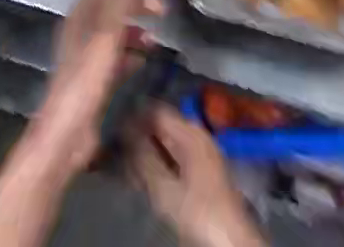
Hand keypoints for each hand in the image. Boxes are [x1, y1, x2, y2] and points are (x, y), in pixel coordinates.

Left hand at [26, 0, 156, 174]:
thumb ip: (120, 4)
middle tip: (161, 10)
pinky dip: (130, 55)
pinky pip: (116, 59)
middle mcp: (81, 33)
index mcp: (80, 18)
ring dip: (135, 32)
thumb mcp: (105, 36)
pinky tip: (144, 61)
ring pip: (115, 35)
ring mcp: (87, 58)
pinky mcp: (94, 81)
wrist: (67, 132)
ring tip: (155, 39)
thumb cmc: (85, 79)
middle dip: (135, 7)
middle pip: (111, 11)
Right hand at [126, 105, 263, 246]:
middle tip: (115, 150)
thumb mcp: (164, 187)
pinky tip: (144, 178)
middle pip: (162, 126)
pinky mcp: (203, 171)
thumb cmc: (198, 211)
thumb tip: (122, 129)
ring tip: (126, 166)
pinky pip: (175, 157)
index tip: (112, 127)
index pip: (156, 110)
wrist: (232, 243)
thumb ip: (142, 155)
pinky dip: (159, 163)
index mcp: (191, 131)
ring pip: (167, 143)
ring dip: (146, 152)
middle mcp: (198, 135)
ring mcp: (202, 153)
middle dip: (138, 137)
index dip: (133, 116)